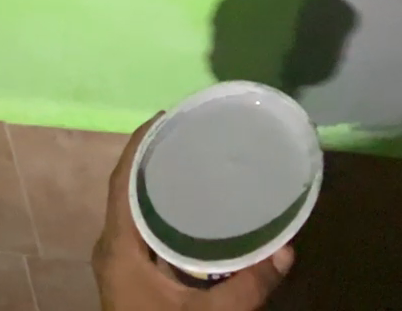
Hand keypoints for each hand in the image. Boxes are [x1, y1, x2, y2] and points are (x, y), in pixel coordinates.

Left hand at [92, 115, 295, 310]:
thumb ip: (247, 287)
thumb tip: (287, 248)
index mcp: (119, 247)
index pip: (121, 178)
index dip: (141, 141)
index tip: (169, 114)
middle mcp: (114, 249)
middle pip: (129, 187)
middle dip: (159, 157)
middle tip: (197, 133)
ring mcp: (121, 265)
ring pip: (137, 209)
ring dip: (161, 182)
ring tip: (200, 158)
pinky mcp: (134, 279)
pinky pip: (145, 228)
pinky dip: (165, 208)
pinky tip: (197, 208)